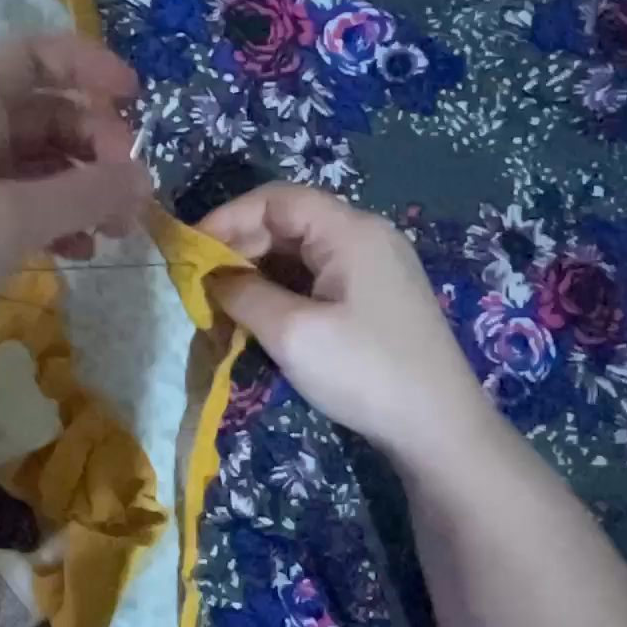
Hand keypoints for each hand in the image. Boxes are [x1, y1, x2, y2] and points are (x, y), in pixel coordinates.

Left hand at [0, 35, 150, 368]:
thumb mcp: (11, 219)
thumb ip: (85, 194)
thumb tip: (145, 178)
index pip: (34, 58)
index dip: (88, 66)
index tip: (138, 100)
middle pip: (47, 115)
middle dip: (98, 145)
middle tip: (133, 191)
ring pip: (39, 168)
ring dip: (83, 190)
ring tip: (117, 230)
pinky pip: (22, 209)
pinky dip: (56, 223)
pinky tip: (79, 252)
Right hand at [200, 183, 498, 464]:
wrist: (437, 427)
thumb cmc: (364, 372)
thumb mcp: (292, 333)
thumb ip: (243, 295)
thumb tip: (210, 278)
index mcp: (350, 231)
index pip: (276, 199)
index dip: (227, 218)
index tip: (189, 251)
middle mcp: (364, 237)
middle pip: (288, 222)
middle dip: (238, 247)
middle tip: (199, 282)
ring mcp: (373, 268)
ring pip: (299, 252)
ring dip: (256, 271)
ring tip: (220, 301)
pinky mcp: (373, 298)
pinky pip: (315, 277)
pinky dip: (280, 289)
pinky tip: (257, 315)